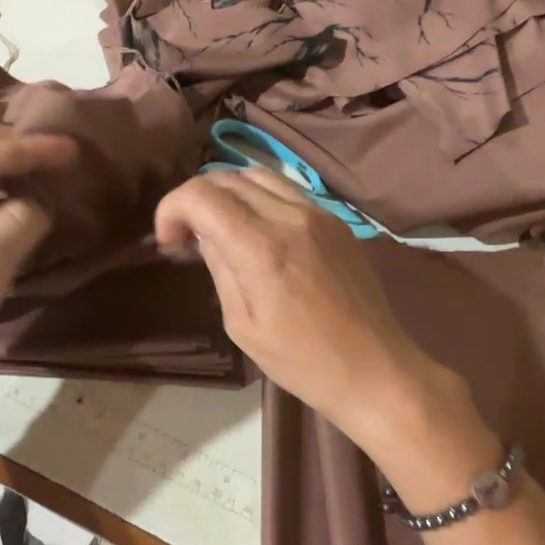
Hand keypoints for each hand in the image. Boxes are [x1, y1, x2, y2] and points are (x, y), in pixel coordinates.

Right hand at [154, 169, 488, 466]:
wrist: (375, 369)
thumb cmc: (302, 360)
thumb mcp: (242, 324)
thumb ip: (220, 268)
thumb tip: (204, 235)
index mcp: (261, 246)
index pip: (201, 195)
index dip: (172, 209)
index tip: (169, 241)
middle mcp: (290, 216)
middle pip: (226, 177)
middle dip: (195, 199)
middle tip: (187, 235)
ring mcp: (318, 213)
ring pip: (257, 175)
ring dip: (227, 193)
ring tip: (219, 227)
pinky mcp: (336, 220)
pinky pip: (286, 190)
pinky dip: (258, 198)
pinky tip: (255, 229)